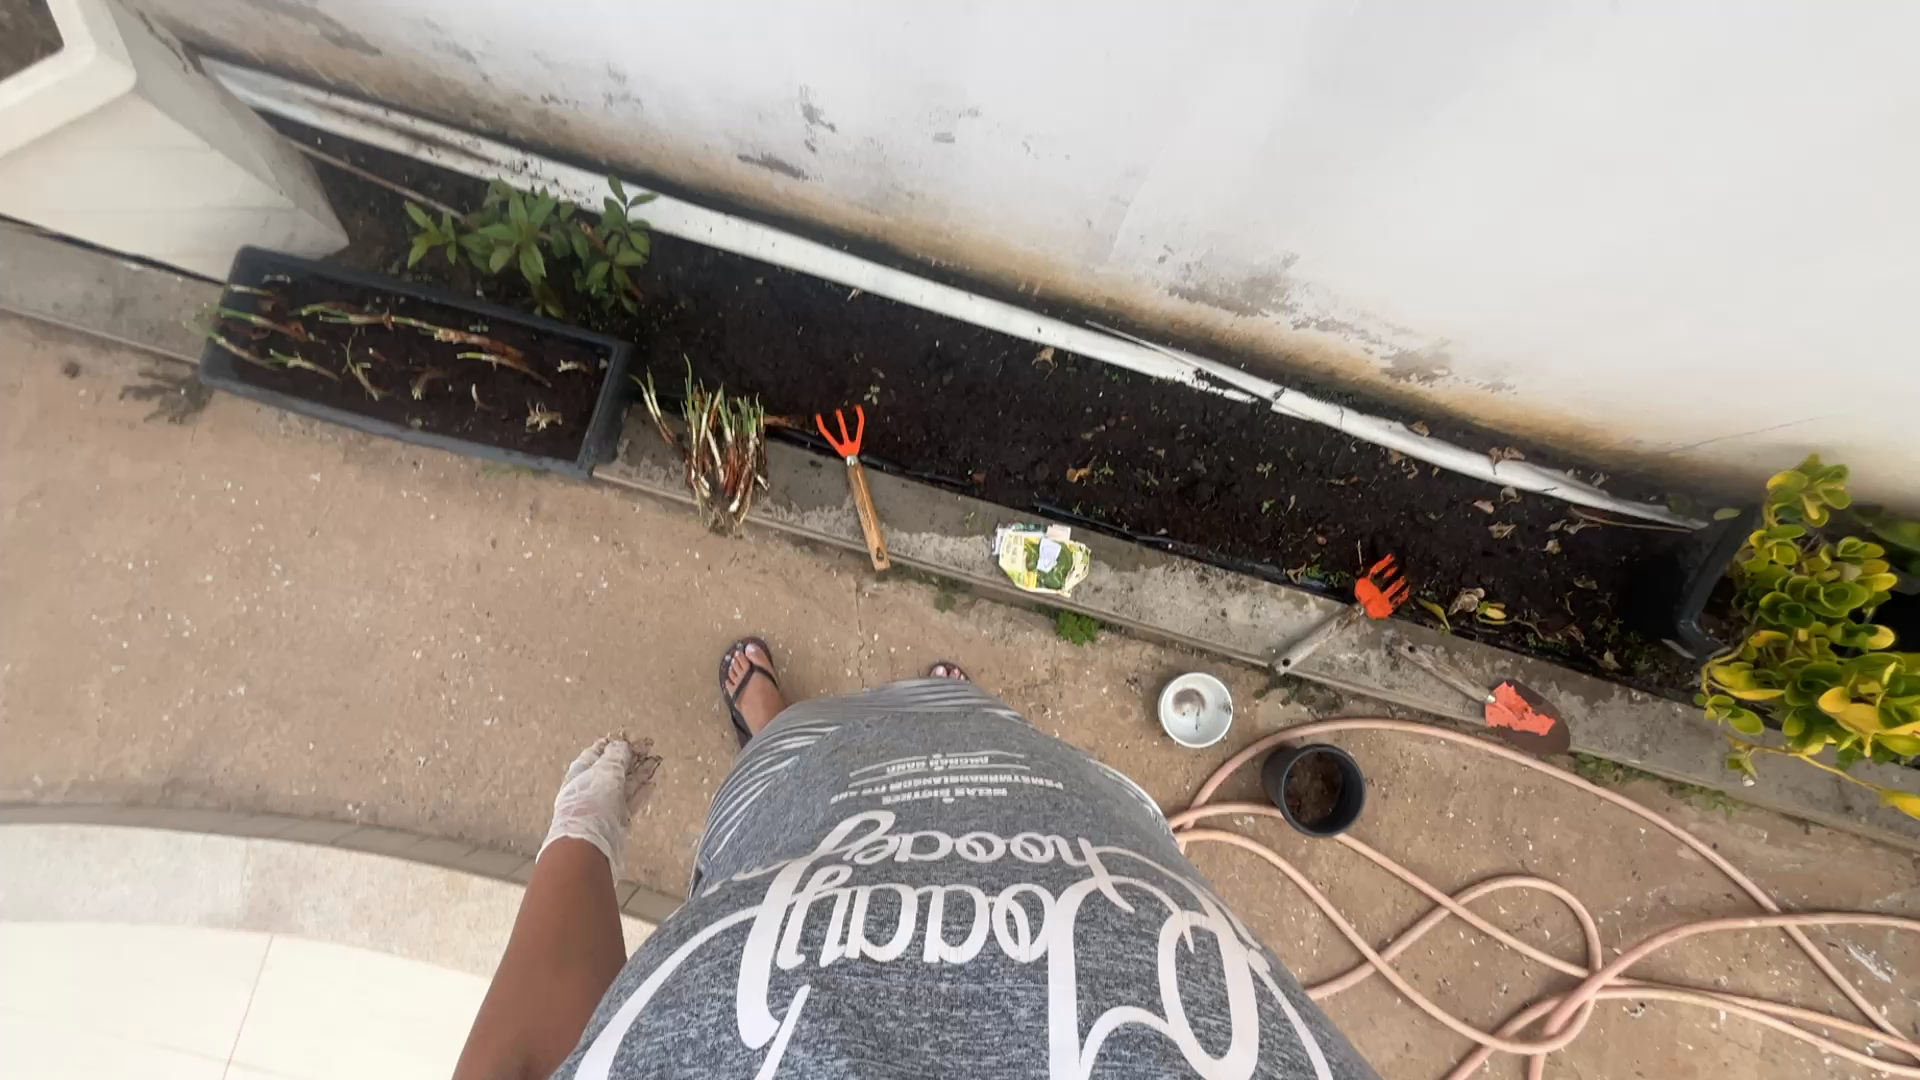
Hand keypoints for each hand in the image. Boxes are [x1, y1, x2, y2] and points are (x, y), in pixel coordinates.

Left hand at [538, 736, 659, 877]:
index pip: (597, 752)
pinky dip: (642, 791)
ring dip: (640, 772)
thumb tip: (621, 745)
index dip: (614, 744)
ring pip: (625, 784)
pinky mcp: (616, 819)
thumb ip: (616, 756)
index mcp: (581, 773)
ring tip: (656, 761)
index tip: (630, 737)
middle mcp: (591, 788)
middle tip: (649, 747)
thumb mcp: (604, 771)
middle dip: (631, 757)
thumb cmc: (591, 802)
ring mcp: (604, 804)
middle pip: (613, 768)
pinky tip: (652, 784)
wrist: (589, 843)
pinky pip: (631, 801)